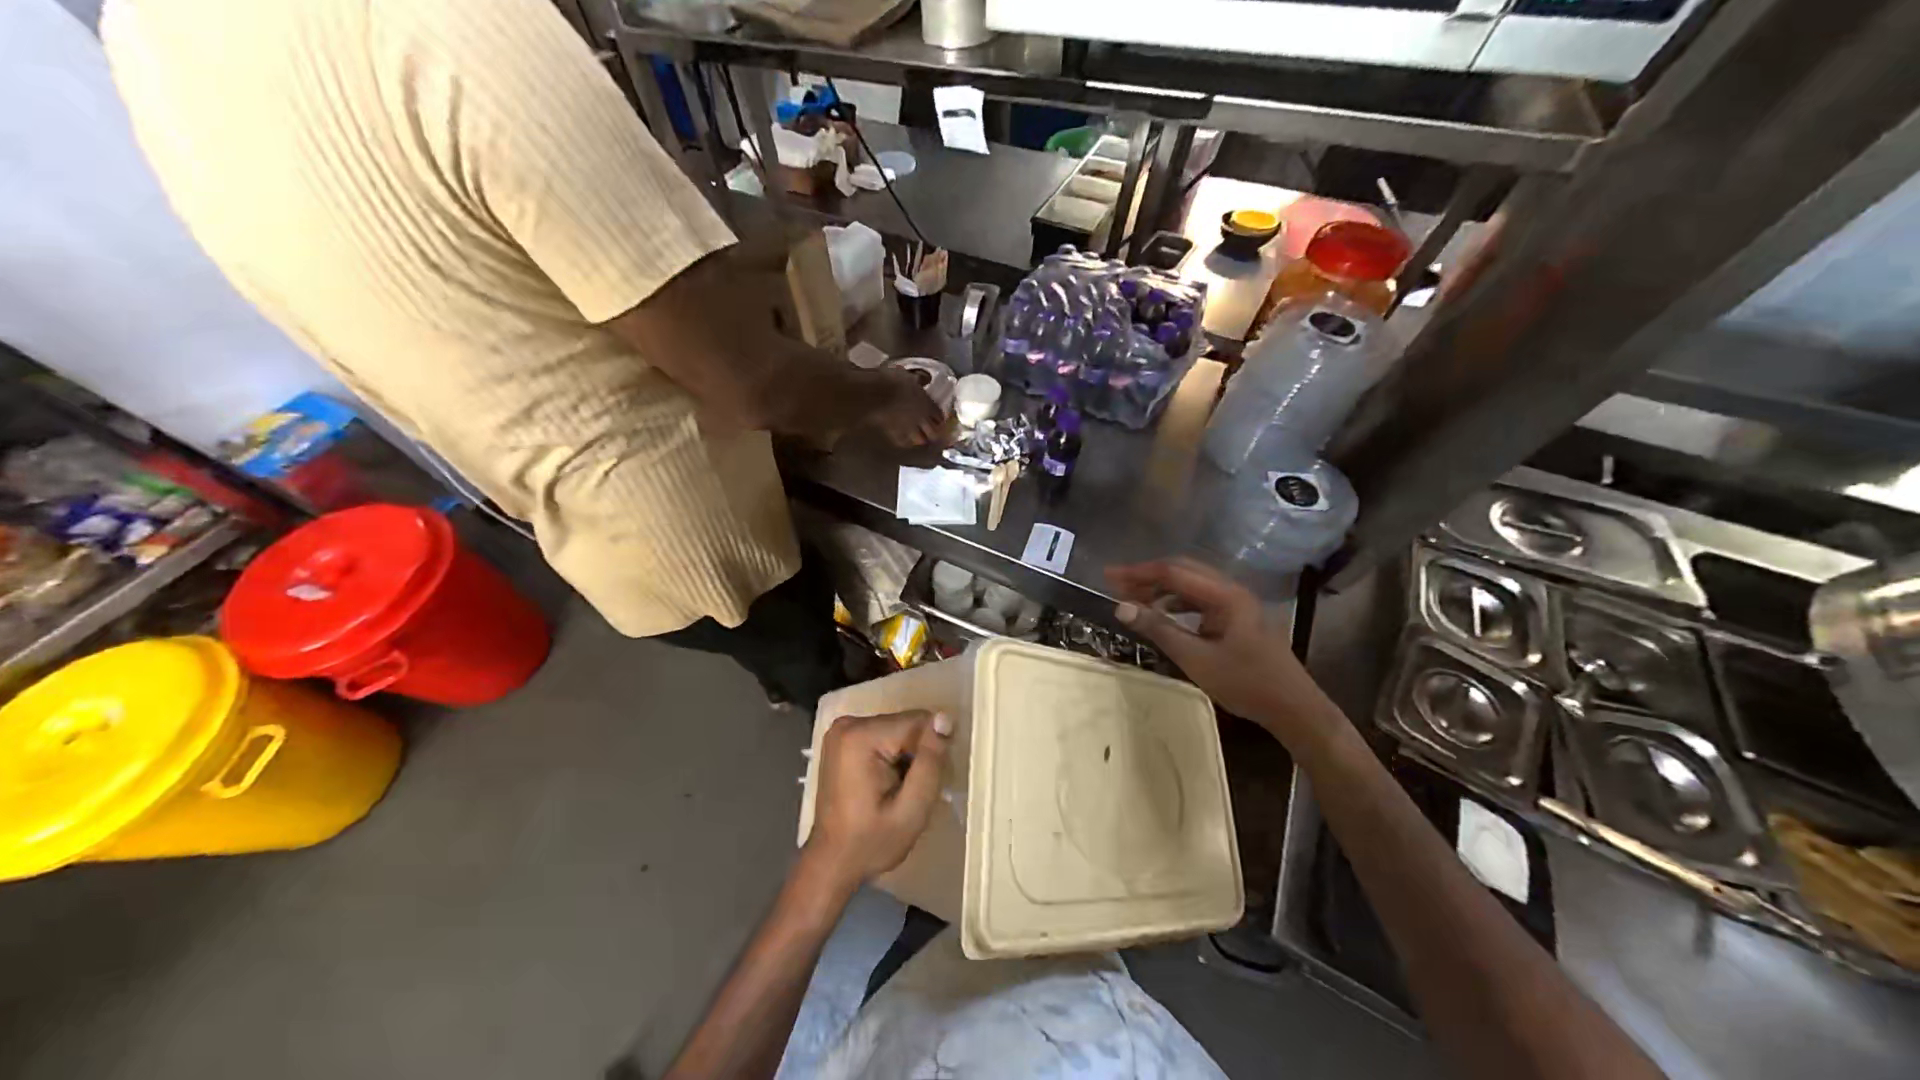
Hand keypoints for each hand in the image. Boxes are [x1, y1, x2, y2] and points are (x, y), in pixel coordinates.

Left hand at [804, 710, 952, 888]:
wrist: (833, 861)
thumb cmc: (872, 841)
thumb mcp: (912, 808)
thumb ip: (930, 761)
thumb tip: (945, 718)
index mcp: (861, 736)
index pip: (919, 723)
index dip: (930, 752)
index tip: (923, 784)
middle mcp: (848, 724)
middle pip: (906, 724)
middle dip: (917, 754)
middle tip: (910, 792)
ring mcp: (842, 730)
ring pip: (898, 729)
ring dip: (906, 756)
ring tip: (898, 790)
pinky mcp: (842, 738)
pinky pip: (883, 736)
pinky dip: (891, 756)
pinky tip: (885, 783)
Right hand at [868, 370, 945, 446]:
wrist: (874, 394)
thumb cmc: (891, 381)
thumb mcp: (908, 375)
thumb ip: (919, 379)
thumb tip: (926, 378)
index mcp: (927, 403)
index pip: (939, 417)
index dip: (938, 418)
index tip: (936, 418)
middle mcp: (921, 419)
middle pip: (934, 433)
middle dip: (932, 433)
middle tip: (929, 431)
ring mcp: (909, 428)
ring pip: (920, 441)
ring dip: (919, 438)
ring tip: (916, 435)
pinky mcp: (895, 434)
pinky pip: (904, 442)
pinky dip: (905, 440)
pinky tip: (902, 437)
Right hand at [1107, 559, 1335, 745]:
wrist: (1293, 708)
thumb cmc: (1246, 683)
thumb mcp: (1196, 659)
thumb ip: (1159, 629)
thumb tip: (1122, 608)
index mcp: (1225, 595)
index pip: (1173, 572)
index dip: (1138, 573)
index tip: (1109, 577)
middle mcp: (1231, 591)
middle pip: (1183, 571)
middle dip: (1147, 576)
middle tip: (1115, 586)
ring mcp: (1236, 604)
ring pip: (1191, 584)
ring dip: (1161, 588)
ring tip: (1133, 599)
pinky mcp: (1236, 618)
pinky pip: (1200, 599)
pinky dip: (1176, 601)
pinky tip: (1162, 613)